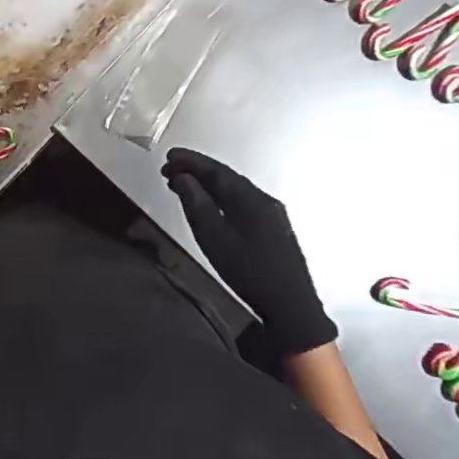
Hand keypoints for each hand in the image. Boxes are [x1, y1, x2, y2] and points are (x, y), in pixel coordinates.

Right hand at [161, 147, 335, 356]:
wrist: (289, 301)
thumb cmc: (247, 270)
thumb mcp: (213, 237)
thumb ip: (196, 204)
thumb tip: (182, 178)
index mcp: (248, 197)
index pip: (215, 171)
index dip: (190, 162)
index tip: (169, 157)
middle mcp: (262, 198)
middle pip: (226, 177)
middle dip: (197, 171)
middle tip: (169, 169)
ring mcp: (271, 212)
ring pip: (234, 190)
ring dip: (208, 184)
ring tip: (183, 184)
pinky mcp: (273, 226)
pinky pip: (241, 201)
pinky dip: (221, 196)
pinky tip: (210, 204)